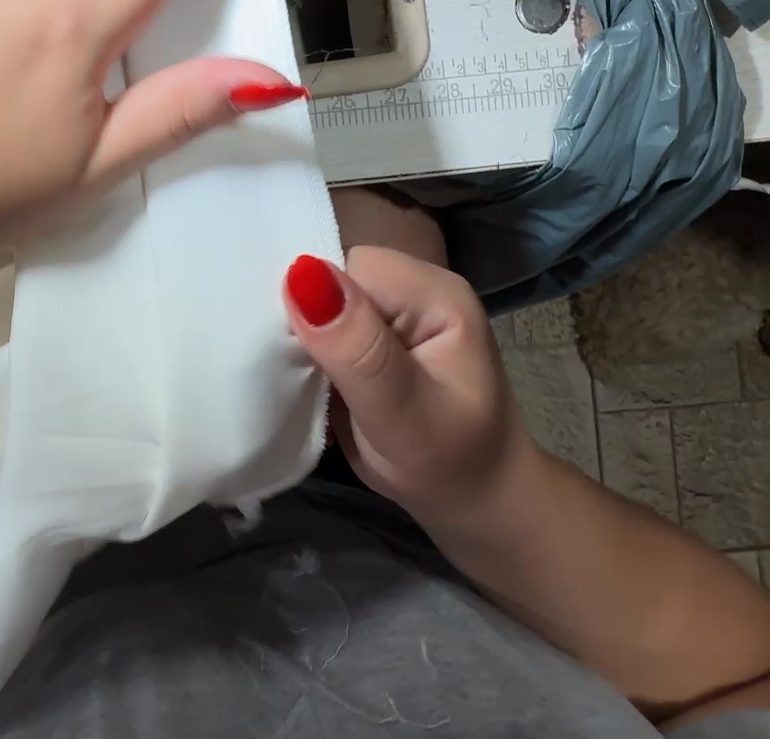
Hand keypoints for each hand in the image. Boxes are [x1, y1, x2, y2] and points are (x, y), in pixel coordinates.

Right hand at [283, 248, 533, 523]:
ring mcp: (392, 310)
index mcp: (434, 294)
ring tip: (297, 375)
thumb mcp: (402, 416)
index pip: (349, 267)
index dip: (313, 302)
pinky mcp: (370, 332)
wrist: (472, 501)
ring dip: (298, 334)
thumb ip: (357, 348)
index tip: (303, 357)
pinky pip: (321, 321)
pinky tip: (303, 375)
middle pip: (329, 274)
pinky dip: (304, 347)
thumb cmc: (448, 466)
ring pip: (318, 297)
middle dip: (301, 316)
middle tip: (298, 371)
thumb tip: (300, 274)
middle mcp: (412, 288)